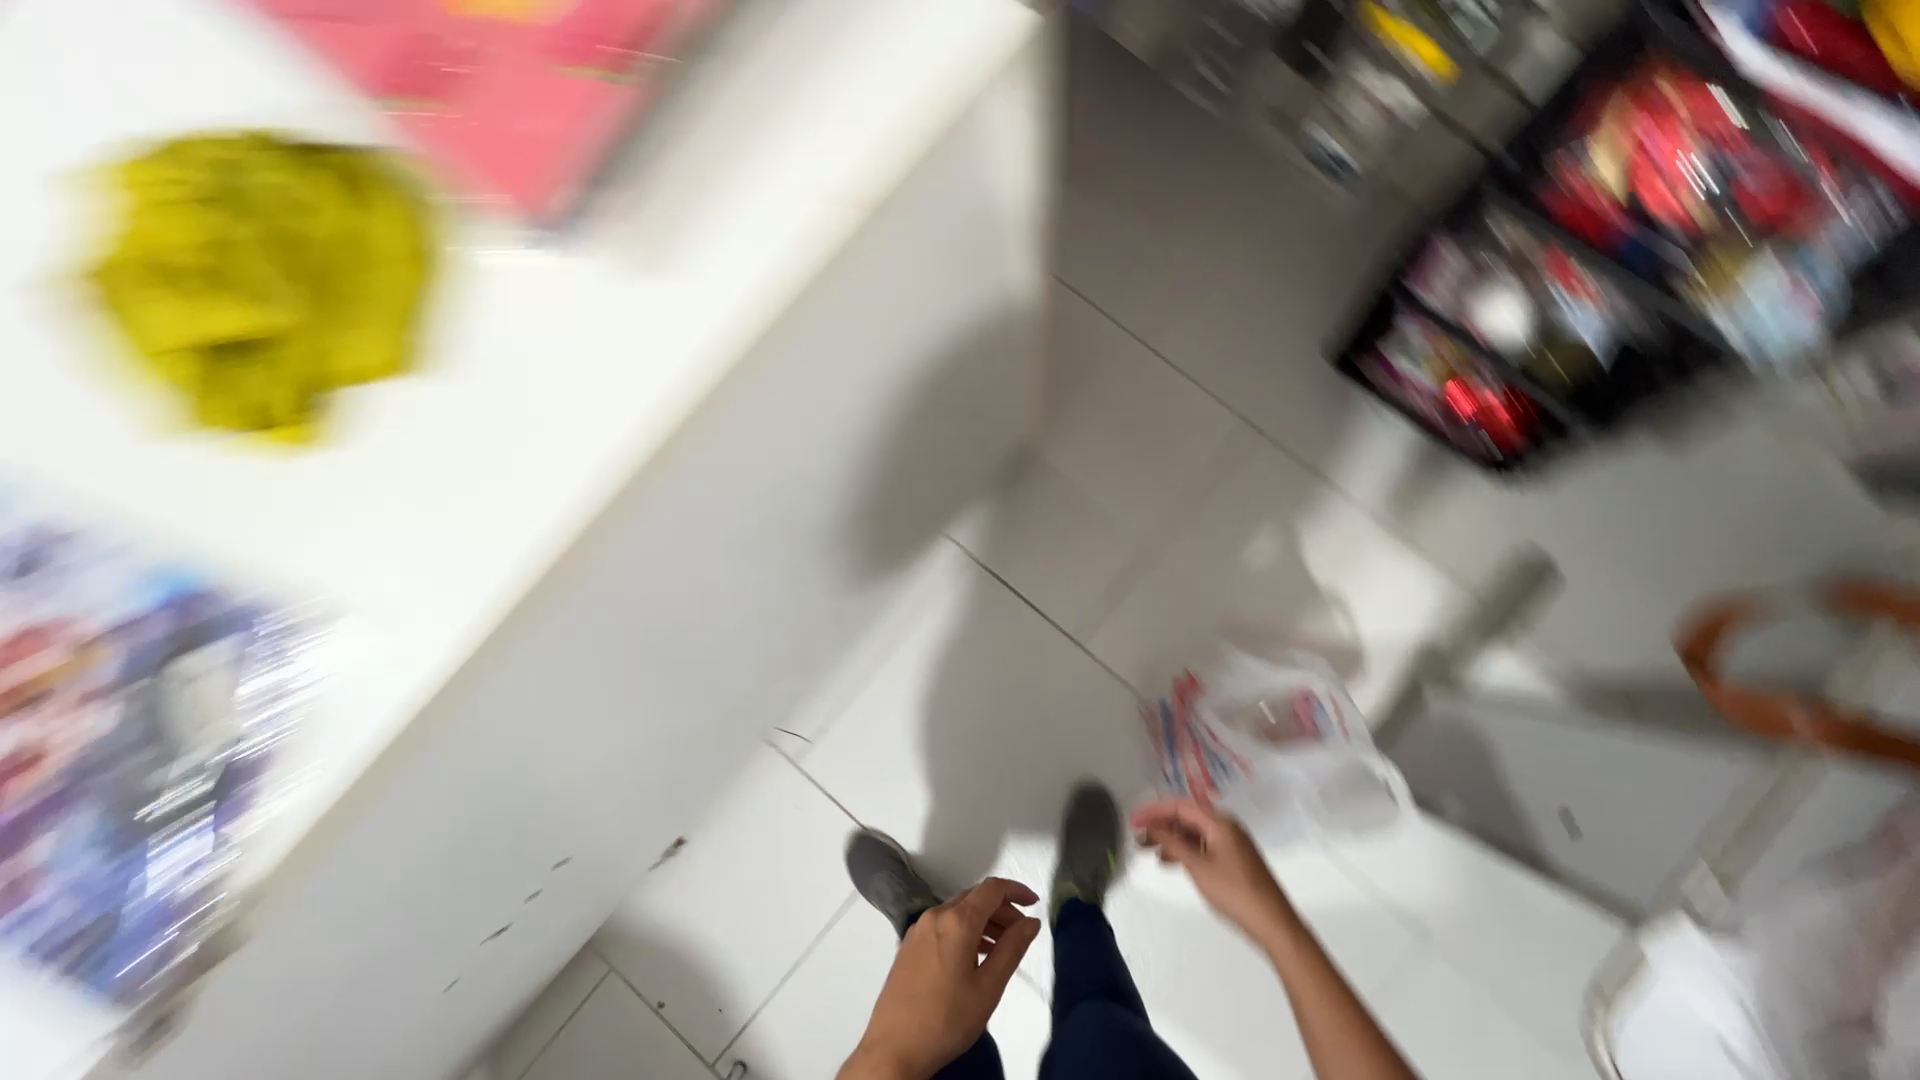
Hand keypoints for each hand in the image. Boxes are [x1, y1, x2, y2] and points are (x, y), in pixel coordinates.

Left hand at [843, 877, 1041, 1079]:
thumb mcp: (988, 987)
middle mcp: (934, 916)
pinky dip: (965, 931)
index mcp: (956, 921)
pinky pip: (943, 925)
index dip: (1016, 890)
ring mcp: (918, 930)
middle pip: (974, 898)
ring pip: (958, 912)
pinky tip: (974, 957)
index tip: (1034, 904)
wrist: (893, 1049)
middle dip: (1002, 909)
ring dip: (984, 921)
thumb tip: (1031, 922)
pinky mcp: (909, 946)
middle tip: (1021, 933)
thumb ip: (1012, 949)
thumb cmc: (947, 1019)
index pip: (991, 889)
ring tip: (1002, 948)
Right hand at [1132, 798, 1297, 945]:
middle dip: (1161, 825)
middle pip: (1187, 817)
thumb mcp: (1198, 866)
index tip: (1133, 821)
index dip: (1154, 811)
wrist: (1273, 923)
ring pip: (1193, 833)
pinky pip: (1202, 846)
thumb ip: (1172, 843)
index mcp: (1219, 822)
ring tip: (1149, 852)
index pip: (1180, 806)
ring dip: (1170, 839)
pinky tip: (1170, 862)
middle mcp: (1225, 827)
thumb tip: (1152, 826)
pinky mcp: (1232, 859)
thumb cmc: (1234, 891)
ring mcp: (1230, 844)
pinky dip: (1184, 851)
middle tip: (1137, 838)